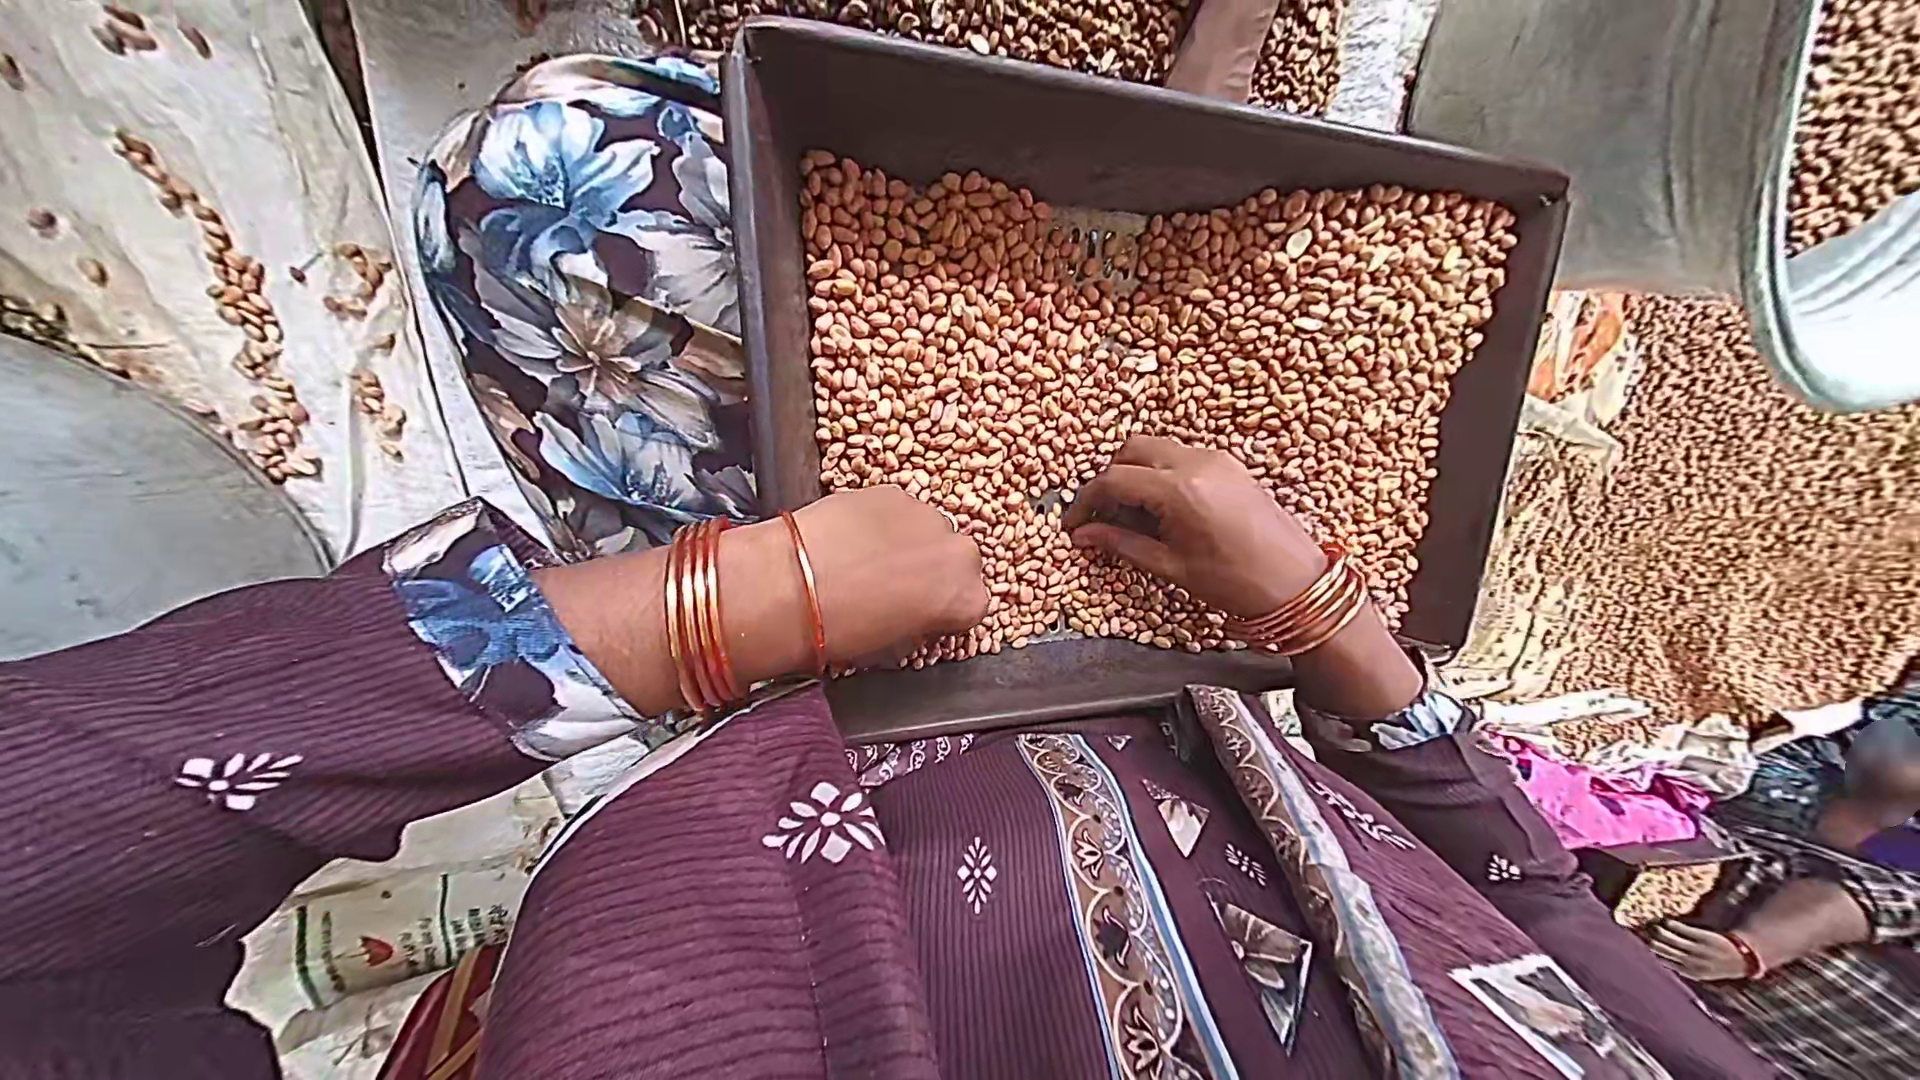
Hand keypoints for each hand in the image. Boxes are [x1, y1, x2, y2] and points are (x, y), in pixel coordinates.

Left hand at [792, 485, 988, 663]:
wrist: (792, 586)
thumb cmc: (842, 628)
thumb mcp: (894, 647)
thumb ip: (921, 625)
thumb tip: (916, 615)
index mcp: (967, 598)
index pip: (969, 604)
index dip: (943, 611)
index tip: (922, 615)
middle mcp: (958, 552)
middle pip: (954, 561)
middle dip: (931, 571)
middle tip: (893, 588)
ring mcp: (927, 515)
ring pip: (926, 531)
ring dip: (908, 543)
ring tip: (867, 562)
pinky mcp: (893, 492)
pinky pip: (897, 511)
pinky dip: (881, 523)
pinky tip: (852, 540)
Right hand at [1063, 436, 1327, 616]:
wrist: (1298, 583)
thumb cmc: (1234, 582)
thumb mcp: (1169, 566)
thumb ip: (1121, 544)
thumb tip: (1082, 536)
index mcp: (1179, 489)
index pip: (1113, 480)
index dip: (1085, 501)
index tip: (1073, 525)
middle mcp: (1196, 461)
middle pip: (1131, 450)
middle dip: (1107, 479)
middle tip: (1100, 515)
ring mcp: (1216, 458)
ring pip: (1155, 448)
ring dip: (1132, 472)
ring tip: (1128, 514)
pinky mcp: (1229, 464)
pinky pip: (1179, 455)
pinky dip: (1158, 473)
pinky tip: (1158, 507)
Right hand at [1647, 922, 1753, 980]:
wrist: (1745, 958)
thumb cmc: (1717, 964)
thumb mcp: (1701, 972)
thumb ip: (1679, 965)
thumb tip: (1652, 954)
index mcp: (1692, 972)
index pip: (1660, 959)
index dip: (1650, 950)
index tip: (1646, 943)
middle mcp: (1693, 962)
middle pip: (1658, 947)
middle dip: (1650, 939)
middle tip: (1647, 934)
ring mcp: (1698, 949)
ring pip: (1664, 935)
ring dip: (1656, 929)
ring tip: (1655, 926)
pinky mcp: (1702, 936)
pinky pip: (1675, 926)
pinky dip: (1668, 923)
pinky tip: (1668, 922)